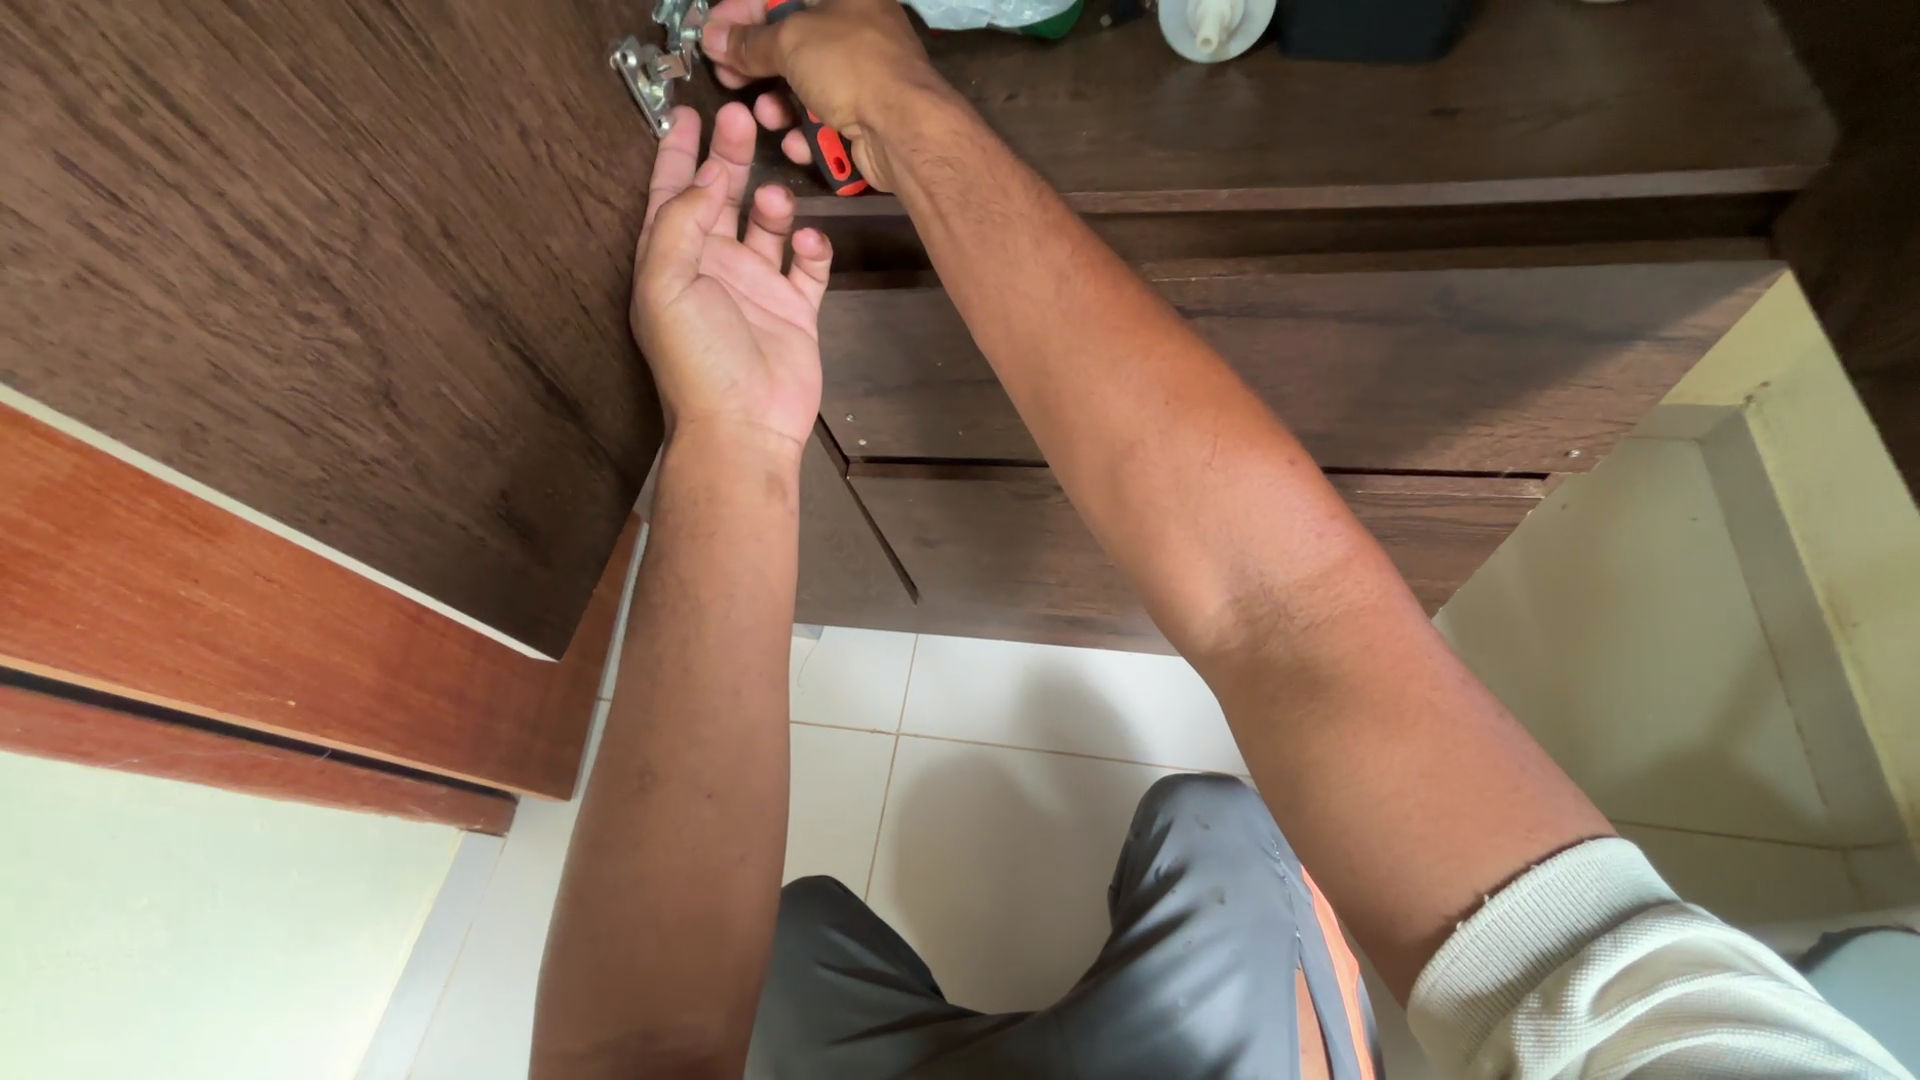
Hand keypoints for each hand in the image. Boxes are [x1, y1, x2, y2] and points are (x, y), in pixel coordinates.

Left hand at [631, 101, 831, 451]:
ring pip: (767, 227)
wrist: (745, 425)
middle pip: (721, 199)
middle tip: (744, 118)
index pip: (671, 195)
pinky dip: (812, 249)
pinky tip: (810, 243)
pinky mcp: (795, 311)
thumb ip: (681, 222)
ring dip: (772, 203)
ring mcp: (757, 289)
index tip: (688, 113)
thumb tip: (707, 176)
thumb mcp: (666, 284)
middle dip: (730, 158)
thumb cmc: (698, 361)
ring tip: (775, 198)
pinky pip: (807, 267)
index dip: (677, 154)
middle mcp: (714, 269)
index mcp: (673, 262)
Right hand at [701, 0, 951, 191]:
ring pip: (809, 88)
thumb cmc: (850, 66)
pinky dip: (809, 133)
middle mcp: (858, 30)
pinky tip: (797, 142)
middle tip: (729, 76)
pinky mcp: (866, 120)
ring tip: (767, 114)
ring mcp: (864, 79)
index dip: (743, 11)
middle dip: (759, 64)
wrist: (903, 130)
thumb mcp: (791, 40)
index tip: (715, 33)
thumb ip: (750, 41)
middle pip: (795, 44)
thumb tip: (715, 38)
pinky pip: (828, 122)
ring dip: (781, 104)